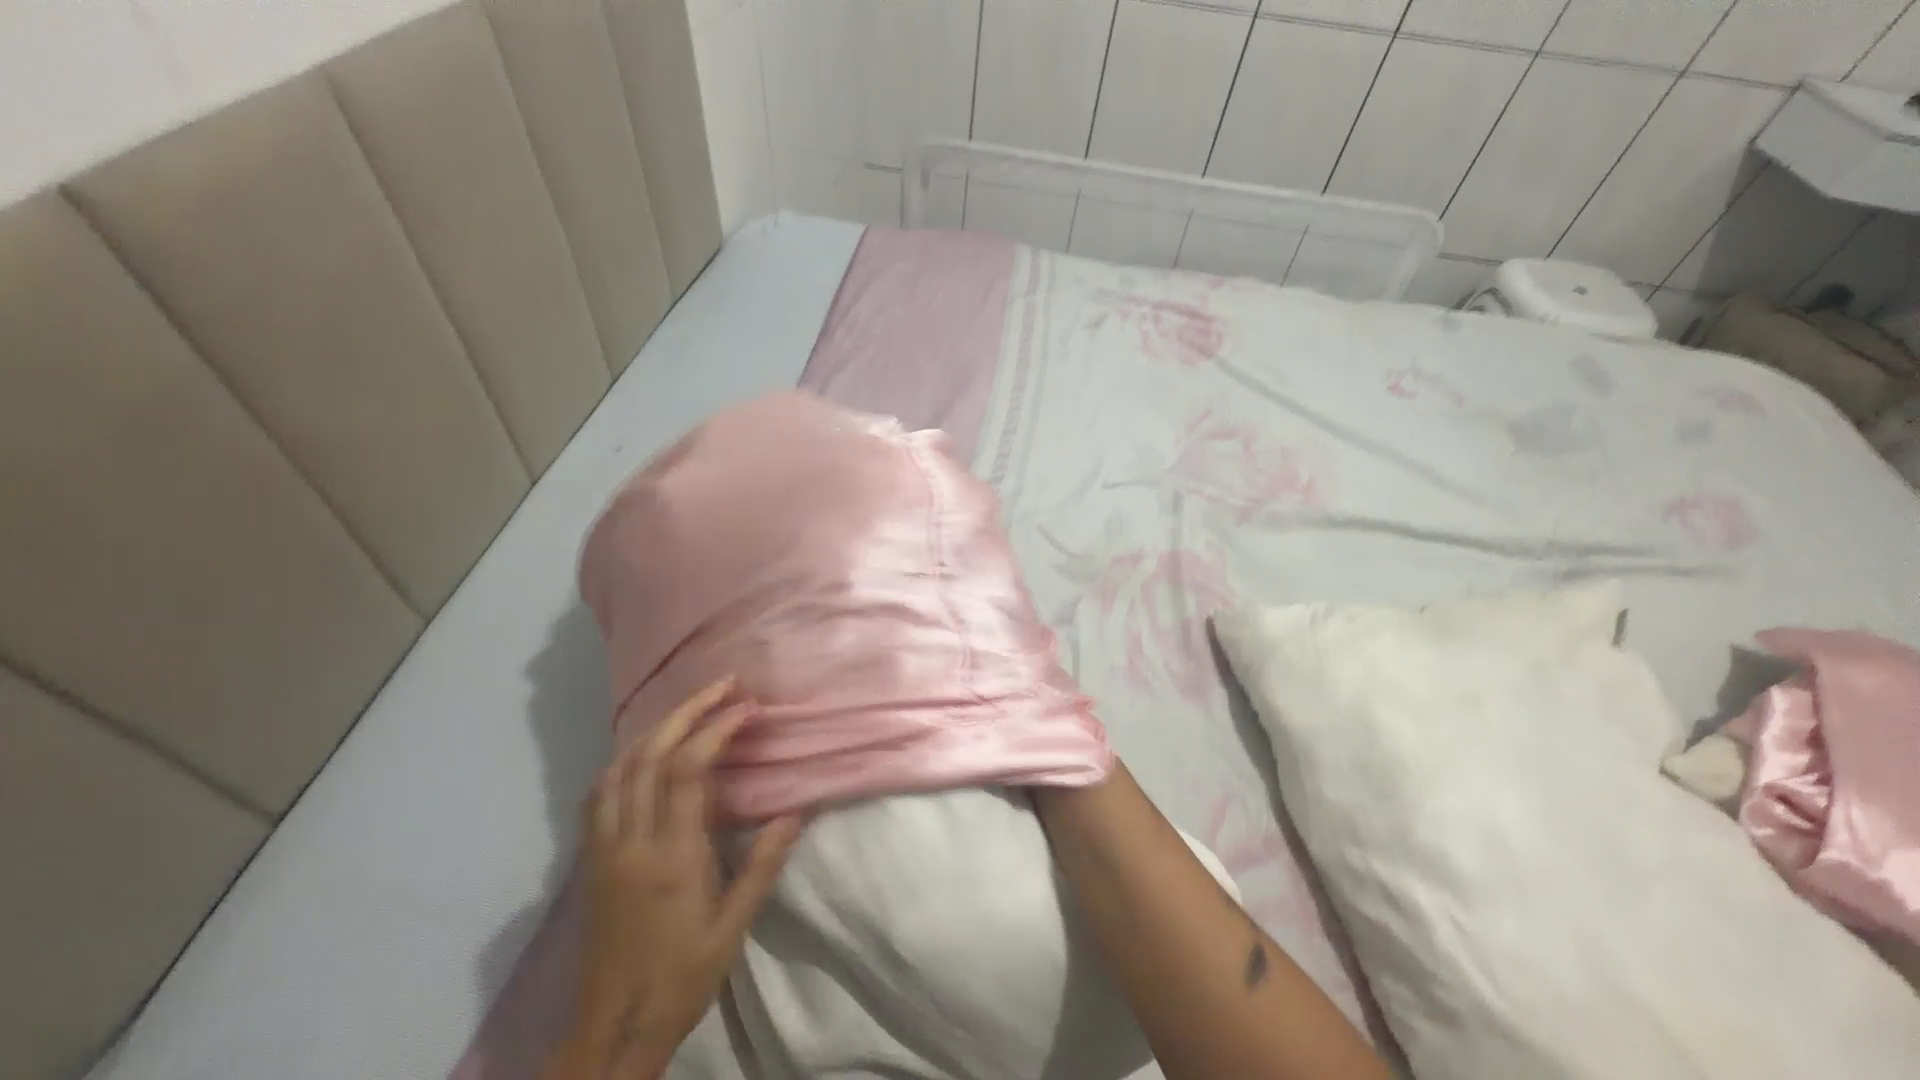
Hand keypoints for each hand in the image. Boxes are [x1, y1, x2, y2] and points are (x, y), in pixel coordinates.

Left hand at [552, 677, 804, 1079]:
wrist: (614, 1024)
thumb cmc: (683, 978)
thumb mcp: (733, 927)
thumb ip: (762, 866)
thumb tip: (794, 813)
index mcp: (671, 857)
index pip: (688, 771)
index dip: (717, 729)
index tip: (747, 707)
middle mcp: (631, 841)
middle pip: (651, 756)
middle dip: (687, 712)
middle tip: (722, 686)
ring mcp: (603, 848)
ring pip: (620, 769)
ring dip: (655, 730)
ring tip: (689, 710)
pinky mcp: (590, 859)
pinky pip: (600, 794)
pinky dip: (624, 761)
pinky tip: (643, 756)